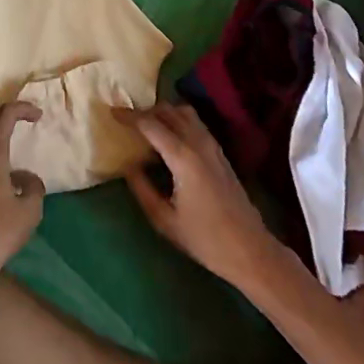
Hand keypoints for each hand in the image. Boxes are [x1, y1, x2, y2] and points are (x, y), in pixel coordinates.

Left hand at [0, 101, 44, 283]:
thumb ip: (33, 188)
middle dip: (9, 122)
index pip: (4, 117)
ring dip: (0, 144)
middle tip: (27, 125)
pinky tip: (4, 188)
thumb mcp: (29, 211)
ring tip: (18, 159)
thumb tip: (26, 178)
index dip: (22, 109)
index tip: (38, 115)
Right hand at [124, 103, 291, 287]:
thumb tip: (128, 165)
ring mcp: (213, 147)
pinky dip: (178, 121)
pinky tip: (169, 139)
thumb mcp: (165, 220)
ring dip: (163, 112)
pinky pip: (195, 124)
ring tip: (147, 127)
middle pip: (169, 111)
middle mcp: (199, 144)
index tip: (111, 112)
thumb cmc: (206, 240)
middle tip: (128, 121)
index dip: (129, 116)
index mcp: (183, 158)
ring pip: (185, 113)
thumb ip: (142, 189)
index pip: (151, 125)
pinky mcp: (220, 154)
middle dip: (145, 111)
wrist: (252, 252)